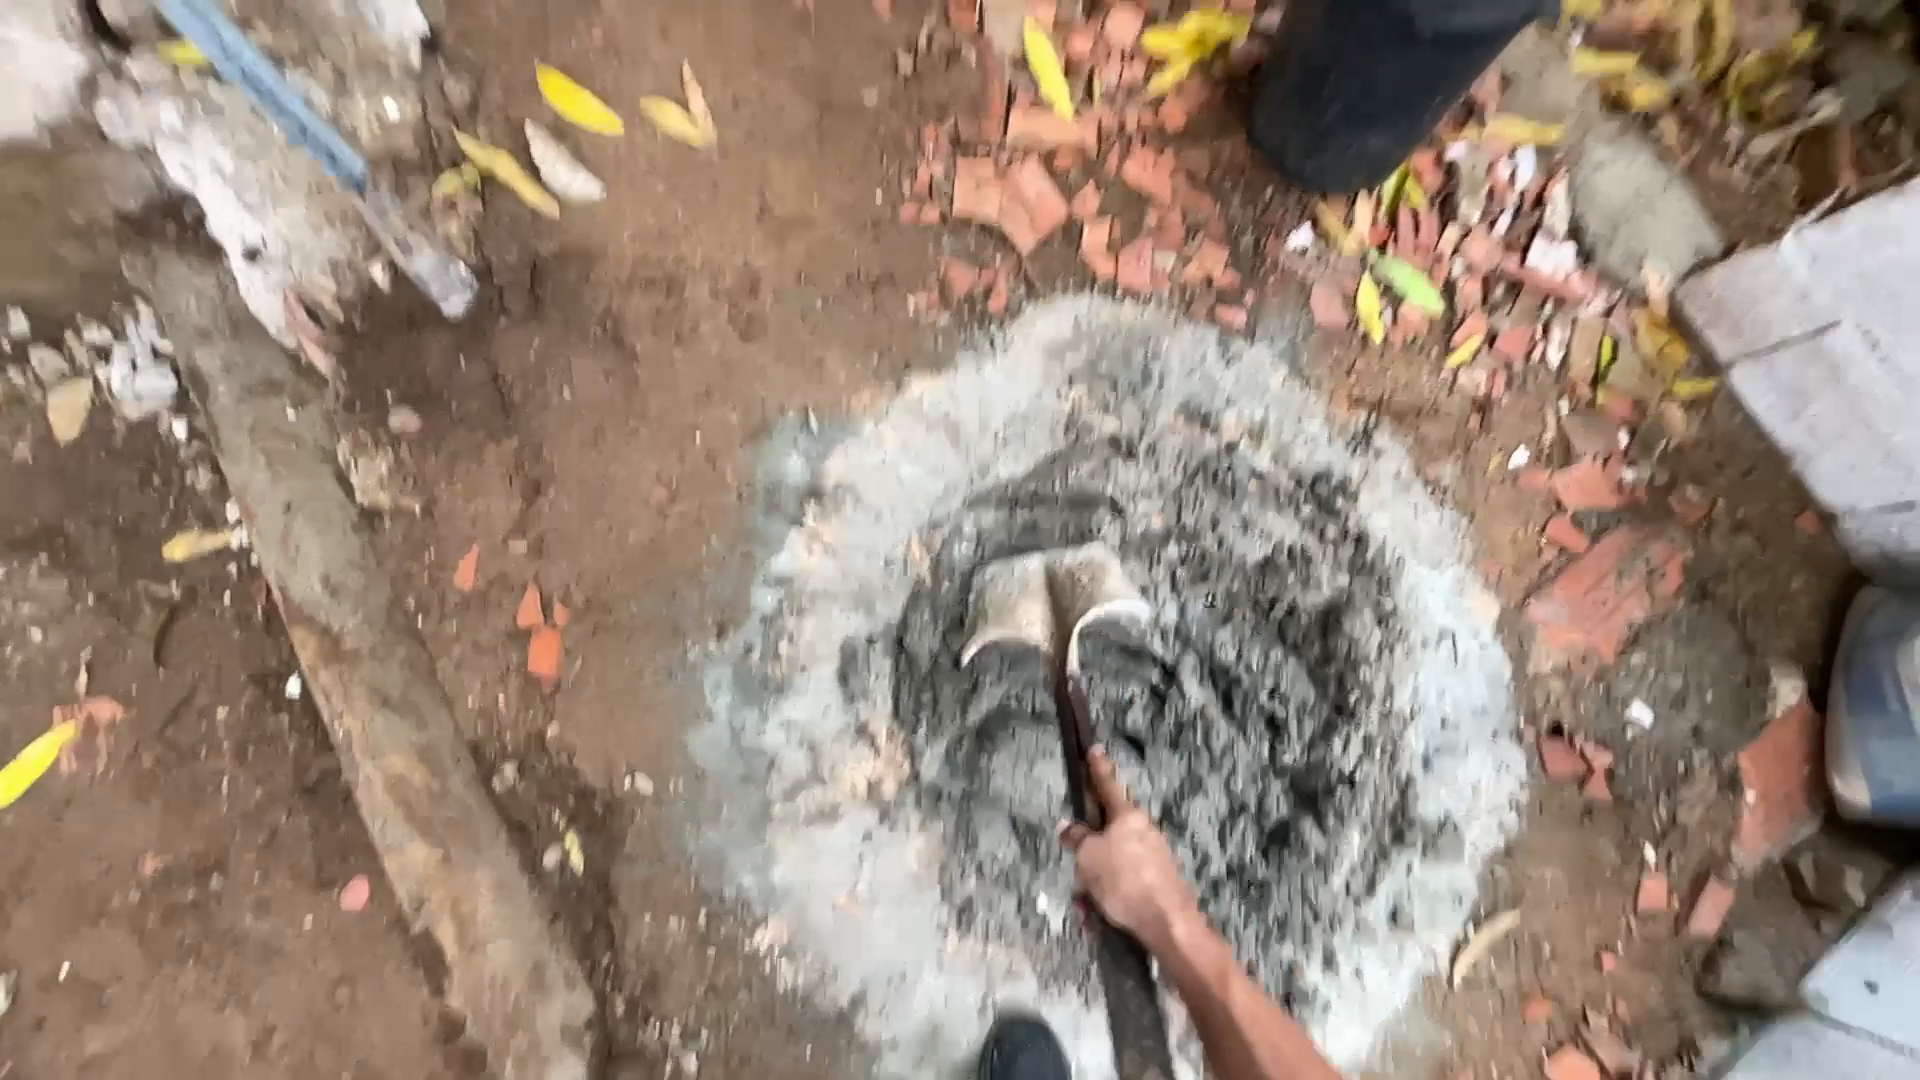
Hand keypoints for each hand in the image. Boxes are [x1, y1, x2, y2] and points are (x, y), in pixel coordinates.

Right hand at [1058, 745, 1200, 953]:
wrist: (1169, 926)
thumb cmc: (1125, 881)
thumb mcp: (1088, 858)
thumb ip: (1076, 839)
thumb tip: (1070, 827)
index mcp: (1126, 816)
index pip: (1106, 784)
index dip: (1097, 767)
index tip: (1094, 748)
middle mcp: (1142, 832)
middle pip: (1104, 835)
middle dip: (1087, 857)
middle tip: (1078, 877)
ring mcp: (1152, 858)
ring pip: (1110, 866)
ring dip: (1094, 886)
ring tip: (1087, 909)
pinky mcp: (1156, 885)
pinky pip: (1122, 887)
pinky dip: (1107, 902)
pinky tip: (1098, 921)